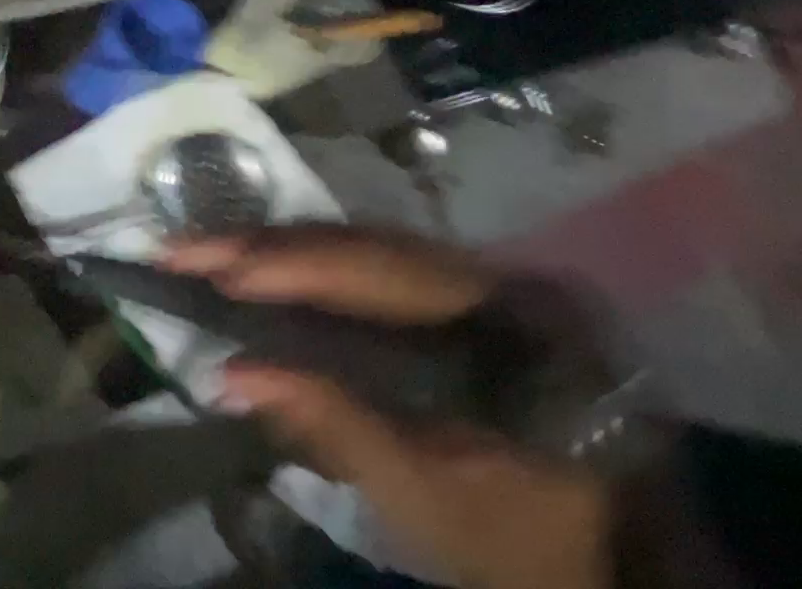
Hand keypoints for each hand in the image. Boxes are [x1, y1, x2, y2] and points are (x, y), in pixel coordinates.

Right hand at [165, 229, 611, 588]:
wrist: (618, 561)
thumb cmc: (525, 535)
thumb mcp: (425, 492)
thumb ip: (330, 422)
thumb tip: (229, 375)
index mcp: (506, 321)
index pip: (378, 273)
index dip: (287, 266)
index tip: (208, 267)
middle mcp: (495, 279)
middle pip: (360, 245)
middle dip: (264, 248)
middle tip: (182, 250)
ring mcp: (480, 285)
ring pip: (360, 248)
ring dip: (278, 252)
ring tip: (205, 257)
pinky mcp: (459, 301)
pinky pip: (370, 268)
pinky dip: (306, 270)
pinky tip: (257, 274)